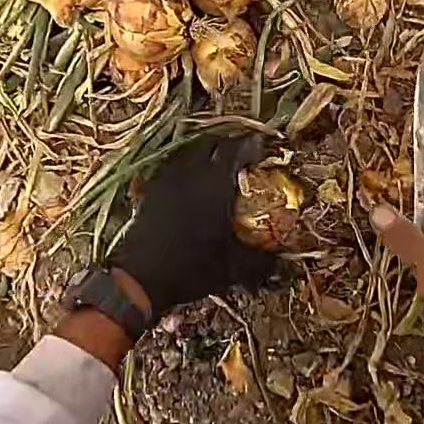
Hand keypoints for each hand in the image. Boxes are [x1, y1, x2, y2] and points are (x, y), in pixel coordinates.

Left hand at [108, 133, 275, 320]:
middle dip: (229, 145)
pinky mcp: (151, 189)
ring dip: (206, 153)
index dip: (252, 145)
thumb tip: (285, 264)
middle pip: (211, 143)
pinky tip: (192, 186)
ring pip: (190, 151)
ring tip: (219, 168)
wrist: (138, 280)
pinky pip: (174, 166)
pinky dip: (187, 167)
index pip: (236, 148)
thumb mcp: (234, 268)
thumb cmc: (190, 268)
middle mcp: (190, 172)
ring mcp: (167, 178)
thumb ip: (262, 262)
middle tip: (243, 157)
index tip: (264, 150)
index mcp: (214, 182)